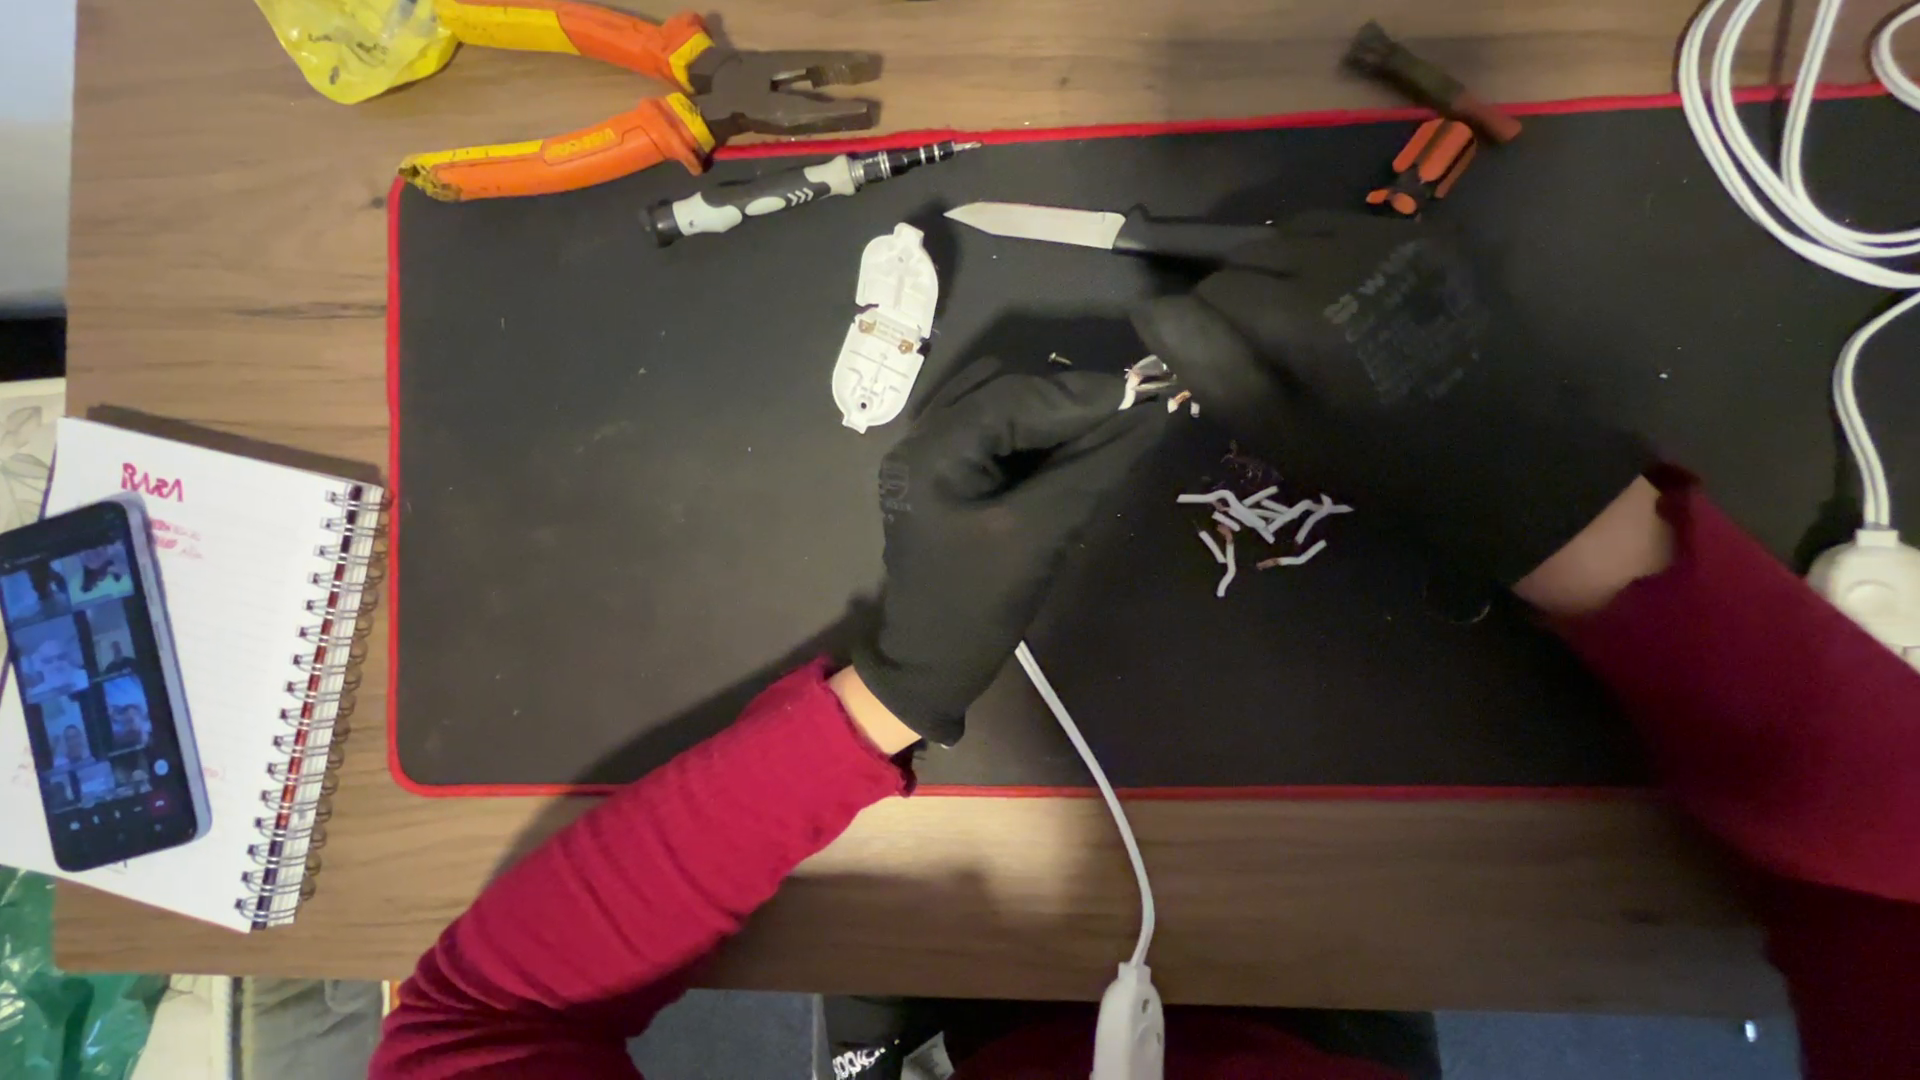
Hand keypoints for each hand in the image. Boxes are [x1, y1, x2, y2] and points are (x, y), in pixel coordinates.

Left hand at [852, 360, 1165, 743]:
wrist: (931, 655)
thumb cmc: (981, 605)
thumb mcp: (1041, 534)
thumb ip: (1093, 468)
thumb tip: (1151, 417)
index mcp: (932, 452)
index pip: (1015, 396)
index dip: (1083, 395)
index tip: (1143, 398)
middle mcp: (921, 436)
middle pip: (1004, 389)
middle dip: (1067, 400)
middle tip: (1127, 416)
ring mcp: (927, 450)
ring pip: (997, 401)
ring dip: (1050, 410)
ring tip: (1102, 430)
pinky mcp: (941, 467)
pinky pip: (990, 427)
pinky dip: (1031, 429)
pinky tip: (1066, 447)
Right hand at [1132, 210, 1651, 585]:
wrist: (1503, 454)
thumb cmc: (1376, 460)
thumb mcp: (1279, 433)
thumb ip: (1210, 366)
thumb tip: (1152, 308)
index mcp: (1307, 316)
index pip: (1214, 289)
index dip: (1204, 324)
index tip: (1222, 360)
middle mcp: (1348, 259)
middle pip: (1251, 250)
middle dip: (1237, 291)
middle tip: (1256, 344)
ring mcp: (1396, 239)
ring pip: (1294, 230)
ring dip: (1275, 266)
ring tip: (1291, 317)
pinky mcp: (1429, 237)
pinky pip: (1346, 227)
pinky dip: (1320, 254)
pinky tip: (1336, 297)